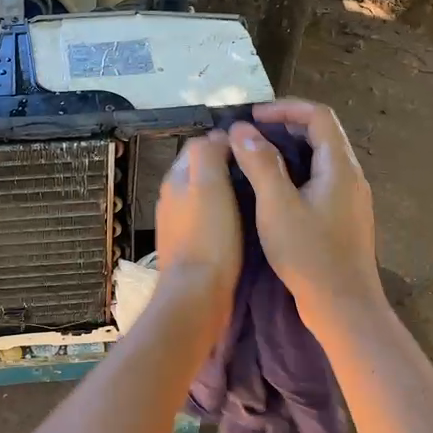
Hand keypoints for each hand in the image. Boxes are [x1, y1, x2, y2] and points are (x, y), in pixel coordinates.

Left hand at [153, 133, 241, 303]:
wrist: (198, 294)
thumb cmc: (207, 236)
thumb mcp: (208, 183)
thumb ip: (208, 153)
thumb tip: (218, 137)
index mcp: (175, 180)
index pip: (199, 145)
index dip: (225, 142)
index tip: (254, 149)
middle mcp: (173, 199)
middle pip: (202, 170)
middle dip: (228, 167)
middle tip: (259, 172)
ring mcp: (180, 225)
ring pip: (207, 196)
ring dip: (229, 192)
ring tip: (258, 194)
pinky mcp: (192, 248)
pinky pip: (211, 221)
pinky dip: (227, 216)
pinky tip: (246, 222)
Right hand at [226, 100, 385, 328]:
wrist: (344, 308)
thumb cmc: (310, 255)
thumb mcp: (277, 206)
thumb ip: (260, 164)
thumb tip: (242, 130)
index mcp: (340, 167)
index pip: (318, 116)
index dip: (285, 108)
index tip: (252, 116)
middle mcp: (351, 177)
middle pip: (322, 134)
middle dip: (285, 126)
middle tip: (249, 133)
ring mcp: (350, 199)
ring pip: (320, 159)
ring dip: (288, 150)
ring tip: (254, 156)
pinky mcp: (343, 218)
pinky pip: (320, 180)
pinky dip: (295, 171)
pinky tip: (272, 189)